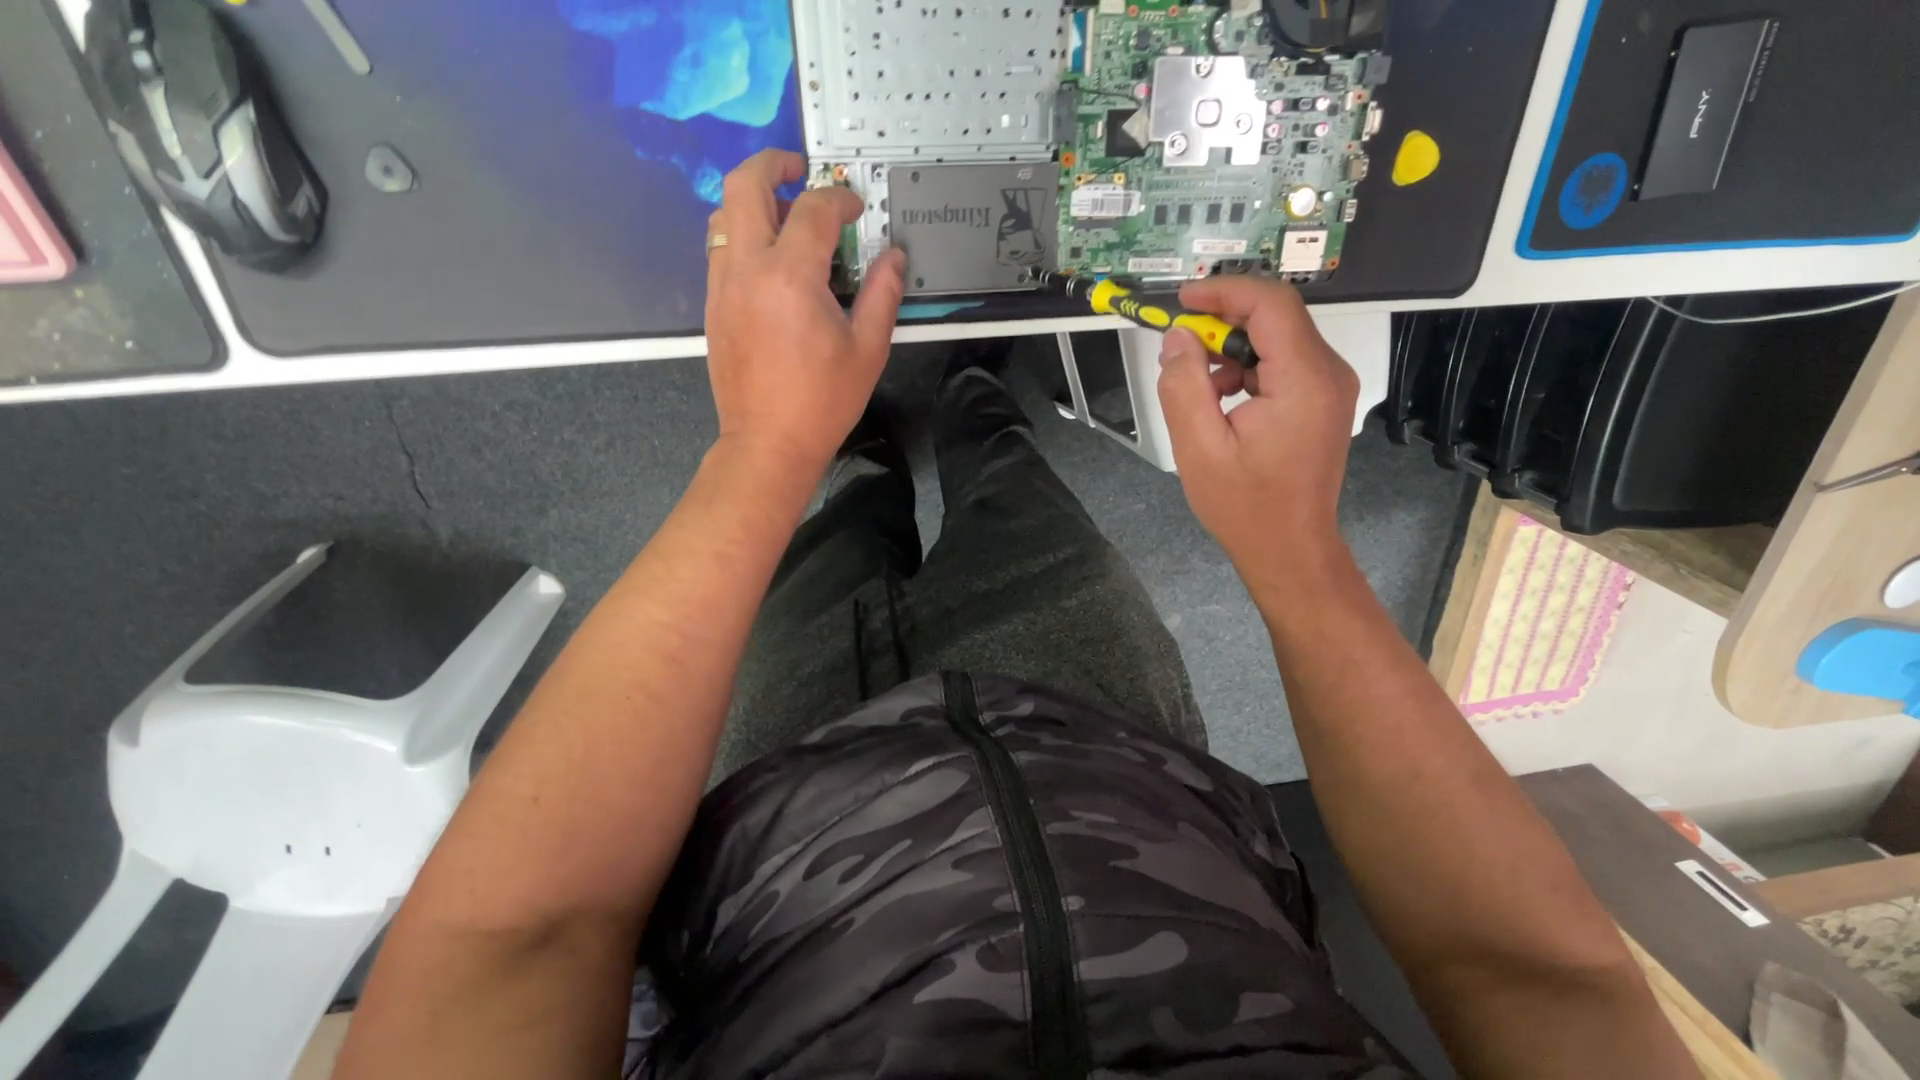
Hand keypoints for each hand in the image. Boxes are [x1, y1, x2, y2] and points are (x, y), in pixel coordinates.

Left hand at [704, 149, 906, 471]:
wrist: (767, 442)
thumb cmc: (822, 401)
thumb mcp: (868, 348)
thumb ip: (882, 292)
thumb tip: (893, 257)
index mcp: (791, 276)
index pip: (814, 208)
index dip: (840, 198)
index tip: (856, 208)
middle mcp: (748, 268)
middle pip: (746, 185)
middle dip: (774, 165)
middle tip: (800, 170)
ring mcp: (723, 284)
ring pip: (724, 213)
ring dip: (754, 200)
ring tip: (785, 215)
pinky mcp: (714, 304)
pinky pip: (720, 247)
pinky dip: (743, 234)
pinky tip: (771, 258)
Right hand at [1156, 277, 1359, 584]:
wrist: (1290, 548)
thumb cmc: (1245, 507)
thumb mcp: (1199, 448)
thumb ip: (1184, 386)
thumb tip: (1178, 339)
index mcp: (1304, 381)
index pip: (1271, 304)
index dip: (1224, 292)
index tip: (1182, 302)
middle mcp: (1328, 373)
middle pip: (1276, 317)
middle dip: (1223, 323)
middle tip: (1181, 350)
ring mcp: (1330, 386)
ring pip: (1277, 339)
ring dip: (1232, 351)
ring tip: (1200, 390)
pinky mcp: (1323, 399)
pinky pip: (1282, 362)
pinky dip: (1247, 369)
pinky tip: (1222, 403)